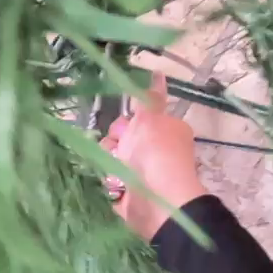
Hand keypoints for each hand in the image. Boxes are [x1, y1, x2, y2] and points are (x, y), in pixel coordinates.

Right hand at [105, 73, 207, 239]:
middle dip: (114, 144)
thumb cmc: (156, 154)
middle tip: (118, 150)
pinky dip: (108, 185)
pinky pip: (109, 184)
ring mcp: (141, 175)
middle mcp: (154, 152)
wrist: (156, 201)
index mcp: (164, 131)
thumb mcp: (151, 118)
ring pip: (111, 161)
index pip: (137, 120)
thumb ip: (149, 98)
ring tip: (114, 172)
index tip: (123, 129)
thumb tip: (157, 71)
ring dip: (109, 165)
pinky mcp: (128, 195)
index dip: (126, 123)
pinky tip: (112, 186)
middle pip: (120, 140)